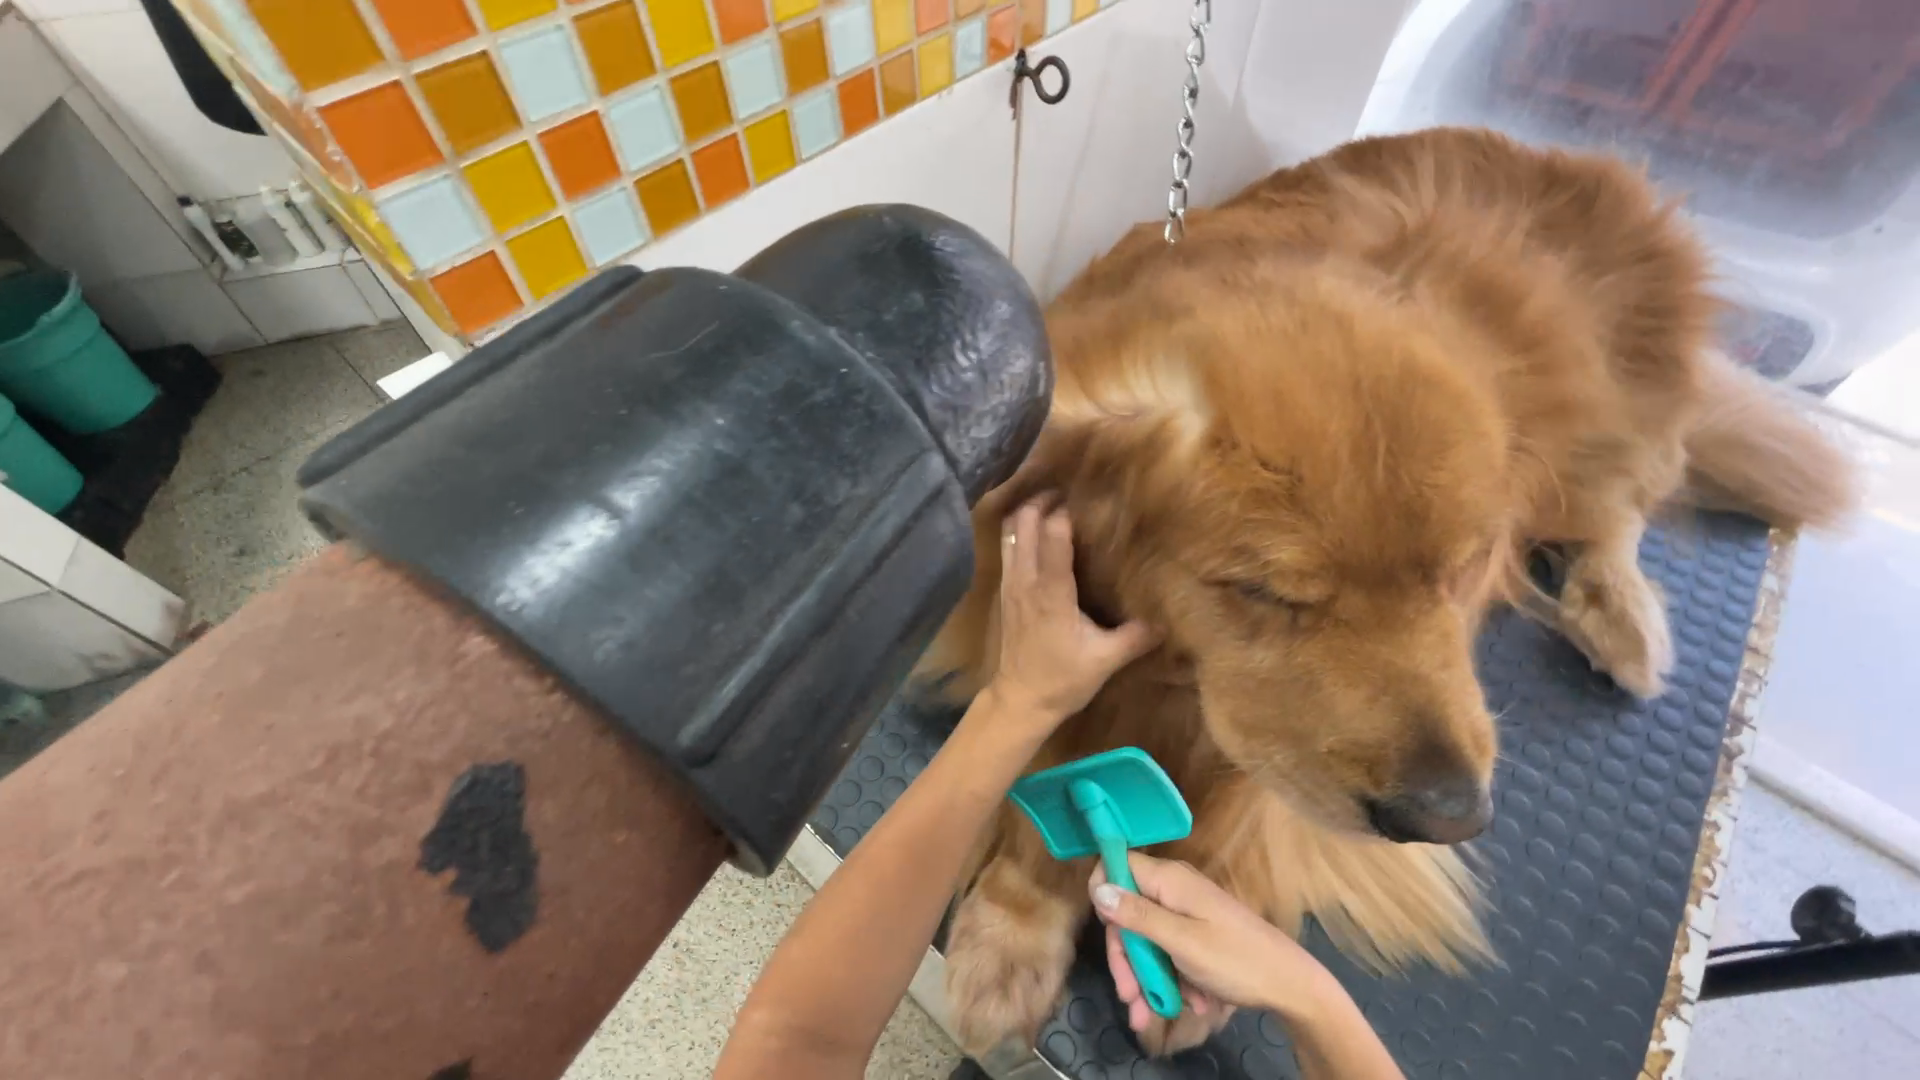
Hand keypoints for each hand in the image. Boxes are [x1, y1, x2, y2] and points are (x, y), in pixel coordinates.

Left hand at [987, 500, 1158, 725]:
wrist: (1020, 700)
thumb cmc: (1063, 679)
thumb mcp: (1106, 660)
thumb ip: (1137, 636)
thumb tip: (1170, 618)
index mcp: (1051, 591)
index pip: (1054, 534)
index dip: (1068, 511)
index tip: (1090, 499)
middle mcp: (1025, 579)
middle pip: (1025, 522)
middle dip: (1044, 501)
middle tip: (1070, 492)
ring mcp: (1010, 583)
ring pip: (1010, 532)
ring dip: (1028, 512)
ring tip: (1053, 502)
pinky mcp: (1004, 590)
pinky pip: (1007, 547)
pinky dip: (1020, 530)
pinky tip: (1037, 529)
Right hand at [1090, 853, 1337, 1031]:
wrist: (1289, 984)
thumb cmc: (1234, 958)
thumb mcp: (1181, 941)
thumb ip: (1137, 915)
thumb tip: (1098, 889)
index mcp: (1168, 880)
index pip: (1119, 863)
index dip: (1104, 889)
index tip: (1104, 927)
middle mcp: (1173, 889)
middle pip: (1129, 910)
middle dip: (1125, 955)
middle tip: (1129, 996)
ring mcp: (1186, 911)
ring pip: (1147, 937)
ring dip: (1146, 976)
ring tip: (1149, 1015)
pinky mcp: (1196, 933)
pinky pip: (1168, 950)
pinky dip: (1170, 976)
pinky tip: (1185, 1002)